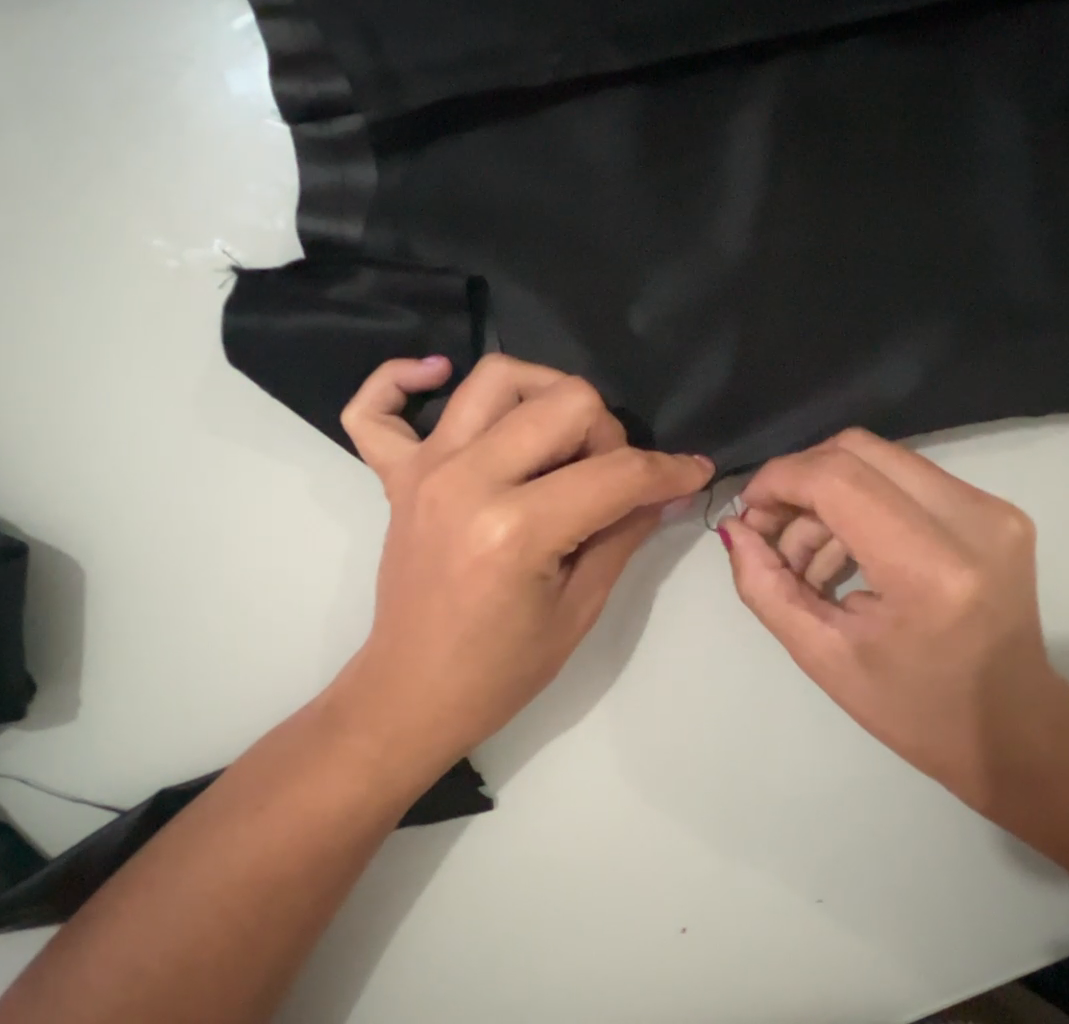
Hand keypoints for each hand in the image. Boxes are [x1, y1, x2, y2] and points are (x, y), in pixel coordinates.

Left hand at [334, 354, 712, 768]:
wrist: (414, 691)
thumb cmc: (502, 670)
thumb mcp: (581, 609)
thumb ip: (625, 533)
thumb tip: (667, 489)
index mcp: (516, 529)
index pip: (616, 472)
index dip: (669, 470)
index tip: (693, 473)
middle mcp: (467, 480)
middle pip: (565, 401)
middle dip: (608, 434)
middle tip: (611, 478)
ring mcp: (424, 470)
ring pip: (496, 378)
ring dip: (544, 394)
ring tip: (558, 439)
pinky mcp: (395, 475)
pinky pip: (375, 406)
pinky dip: (402, 380)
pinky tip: (437, 377)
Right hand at [723, 428, 1054, 806]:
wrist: (1014, 728)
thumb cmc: (915, 710)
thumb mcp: (823, 656)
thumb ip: (766, 586)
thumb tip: (735, 529)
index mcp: (931, 571)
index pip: (838, 479)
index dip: (780, 481)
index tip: (749, 513)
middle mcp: (973, 521)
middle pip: (858, 451)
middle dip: (800, 481)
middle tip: (773, 530)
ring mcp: (993, 509)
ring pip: (881, 460)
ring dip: (829, 497)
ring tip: (808, 562)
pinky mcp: (996, 509)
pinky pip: (907, 479)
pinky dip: (862, 504)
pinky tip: (846, 556)